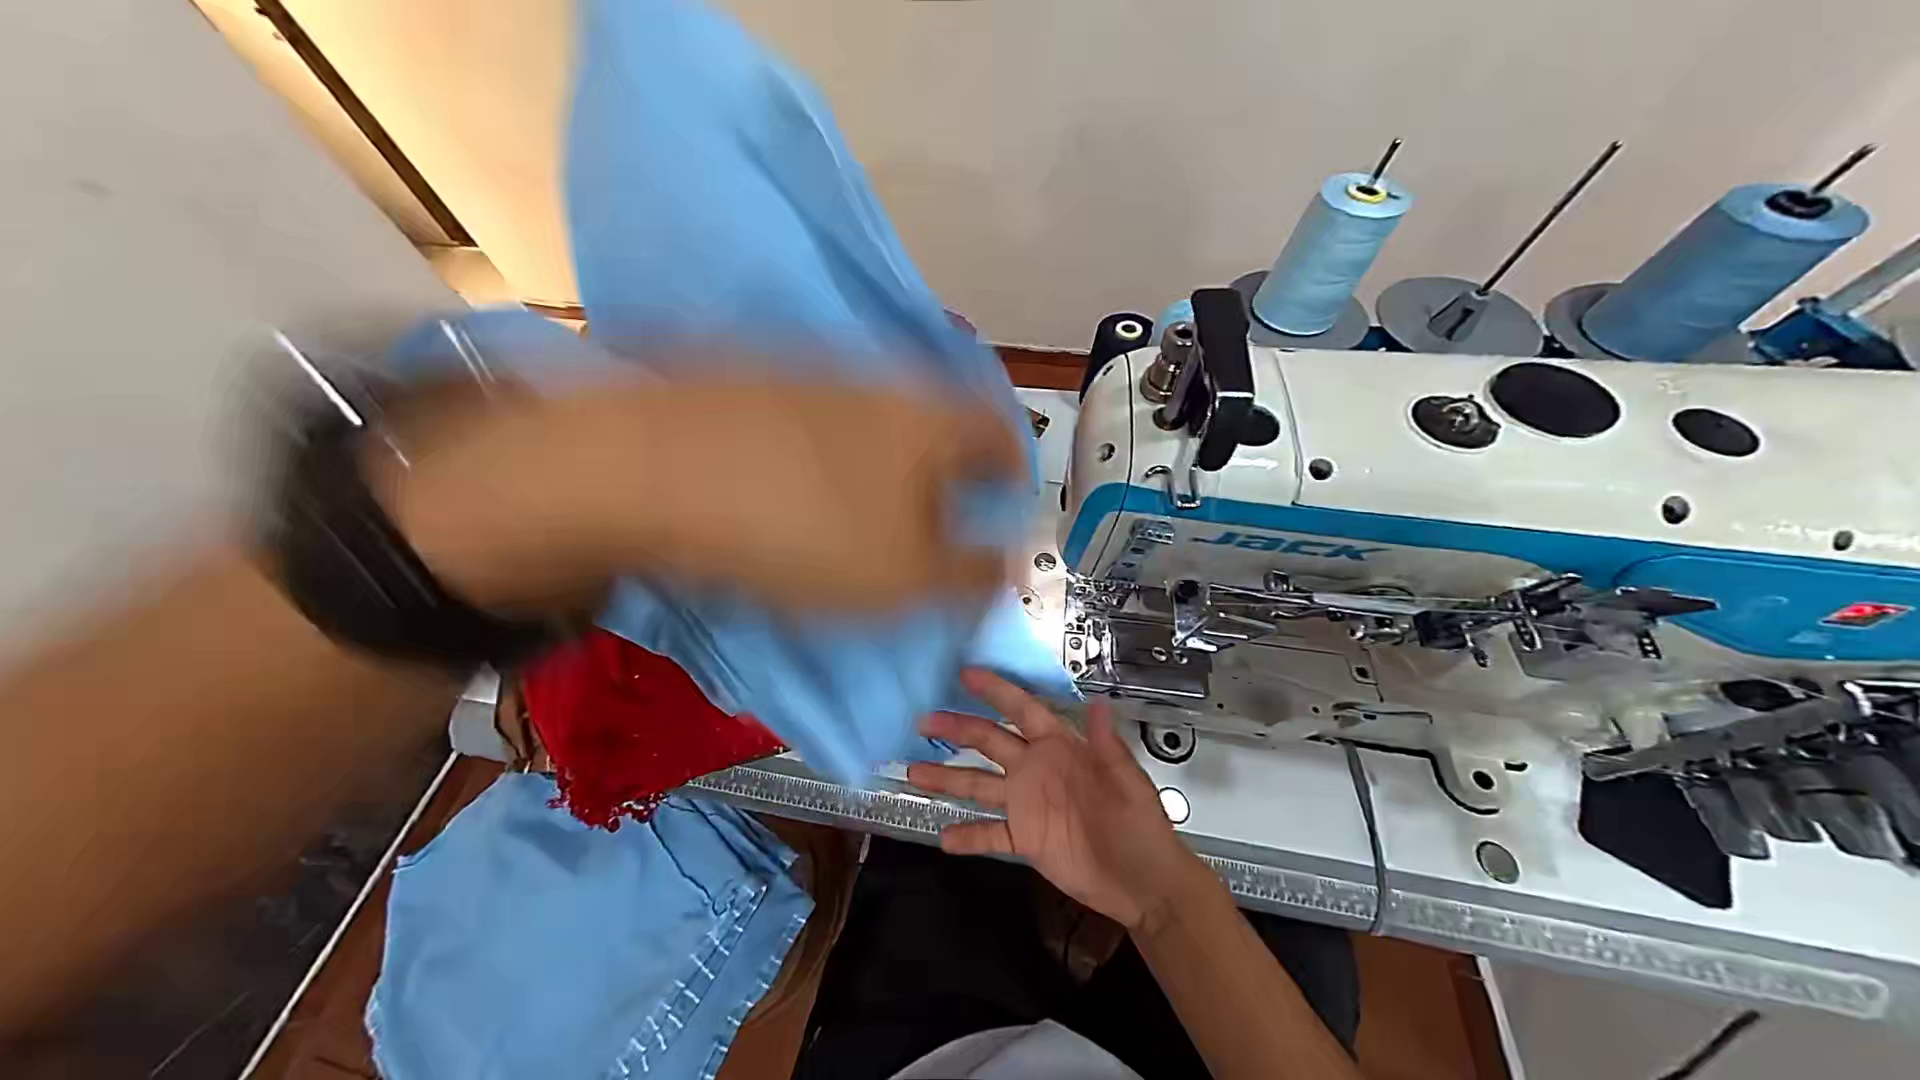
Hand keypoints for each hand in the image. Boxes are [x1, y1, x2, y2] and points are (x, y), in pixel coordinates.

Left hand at [381, 376, 1024, 613]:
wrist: (644, 470)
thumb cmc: (800, 526)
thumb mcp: (904, 577)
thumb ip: (971, 575)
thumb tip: (1006, 565)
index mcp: (933, 417)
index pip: (1005, 439)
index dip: (1013, 486)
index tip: (998, 526)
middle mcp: (884, 382)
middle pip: (942, 432)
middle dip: (949, 486)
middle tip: (930, 539)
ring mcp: (818, 377)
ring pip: (880, 430)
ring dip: (887, 476)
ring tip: (862, 529)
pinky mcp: (761, 386)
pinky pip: (823, 430)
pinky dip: (831, 466)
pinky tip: (802, 501)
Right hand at [907, 669, 1205, 929]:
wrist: (1142, 882)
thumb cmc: (1140, 825)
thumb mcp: (1127, 781)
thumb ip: (1107, 744)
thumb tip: (1098, 702)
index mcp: (1061, 748)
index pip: (1024, 711)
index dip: (997, 692)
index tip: (967, 675)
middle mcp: (1037, 769)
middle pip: (990, 742)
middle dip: (958, 729)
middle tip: (925, 721)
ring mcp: (1027, 804)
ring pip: (980, 785)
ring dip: (948, 779)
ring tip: (915, 772)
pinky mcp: (1025, 839)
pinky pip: (991, 835)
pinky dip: (969, 836)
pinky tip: (944, 837)